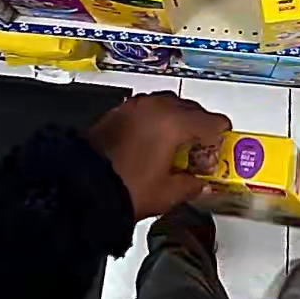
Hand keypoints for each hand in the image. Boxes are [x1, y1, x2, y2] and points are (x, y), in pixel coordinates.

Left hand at [86, 92, 229, 219]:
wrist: (78, 189)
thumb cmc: (125, 190)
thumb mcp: (167, 194)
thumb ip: (191, 184)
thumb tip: (200, 183)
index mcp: (176, 123)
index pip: (212, 121)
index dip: (220, 135)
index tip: (220, 147)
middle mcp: (158, 106)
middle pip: (192, 109)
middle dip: (200, 127)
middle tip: (200, 150)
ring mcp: (137, 106)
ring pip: (169, 104)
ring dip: (178, 119)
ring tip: (175, 143)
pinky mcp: (119, 110)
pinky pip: (148, 108)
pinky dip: (156, 119)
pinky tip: (153, 140)